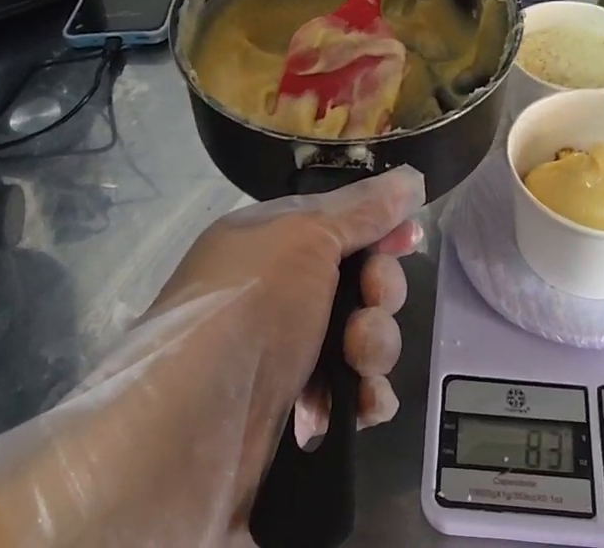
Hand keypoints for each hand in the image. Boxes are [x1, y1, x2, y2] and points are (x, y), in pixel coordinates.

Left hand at [145, 165, 424, 441]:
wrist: (193, 425)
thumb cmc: (250, 305)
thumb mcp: (305, 237)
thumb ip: (362, 209)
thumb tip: (410, 178)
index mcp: (268, 240)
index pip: (338, 222)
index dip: (379, 228)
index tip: (410, 239)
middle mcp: (276, 291)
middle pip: (359, 280)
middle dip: (380, 292)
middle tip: (370, 302)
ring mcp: (285, 352)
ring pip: (362, 337)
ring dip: (373, 347)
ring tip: (356, 363)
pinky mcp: (294, 409)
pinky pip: (352, 394)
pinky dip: (364, 397)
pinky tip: (362, 405)